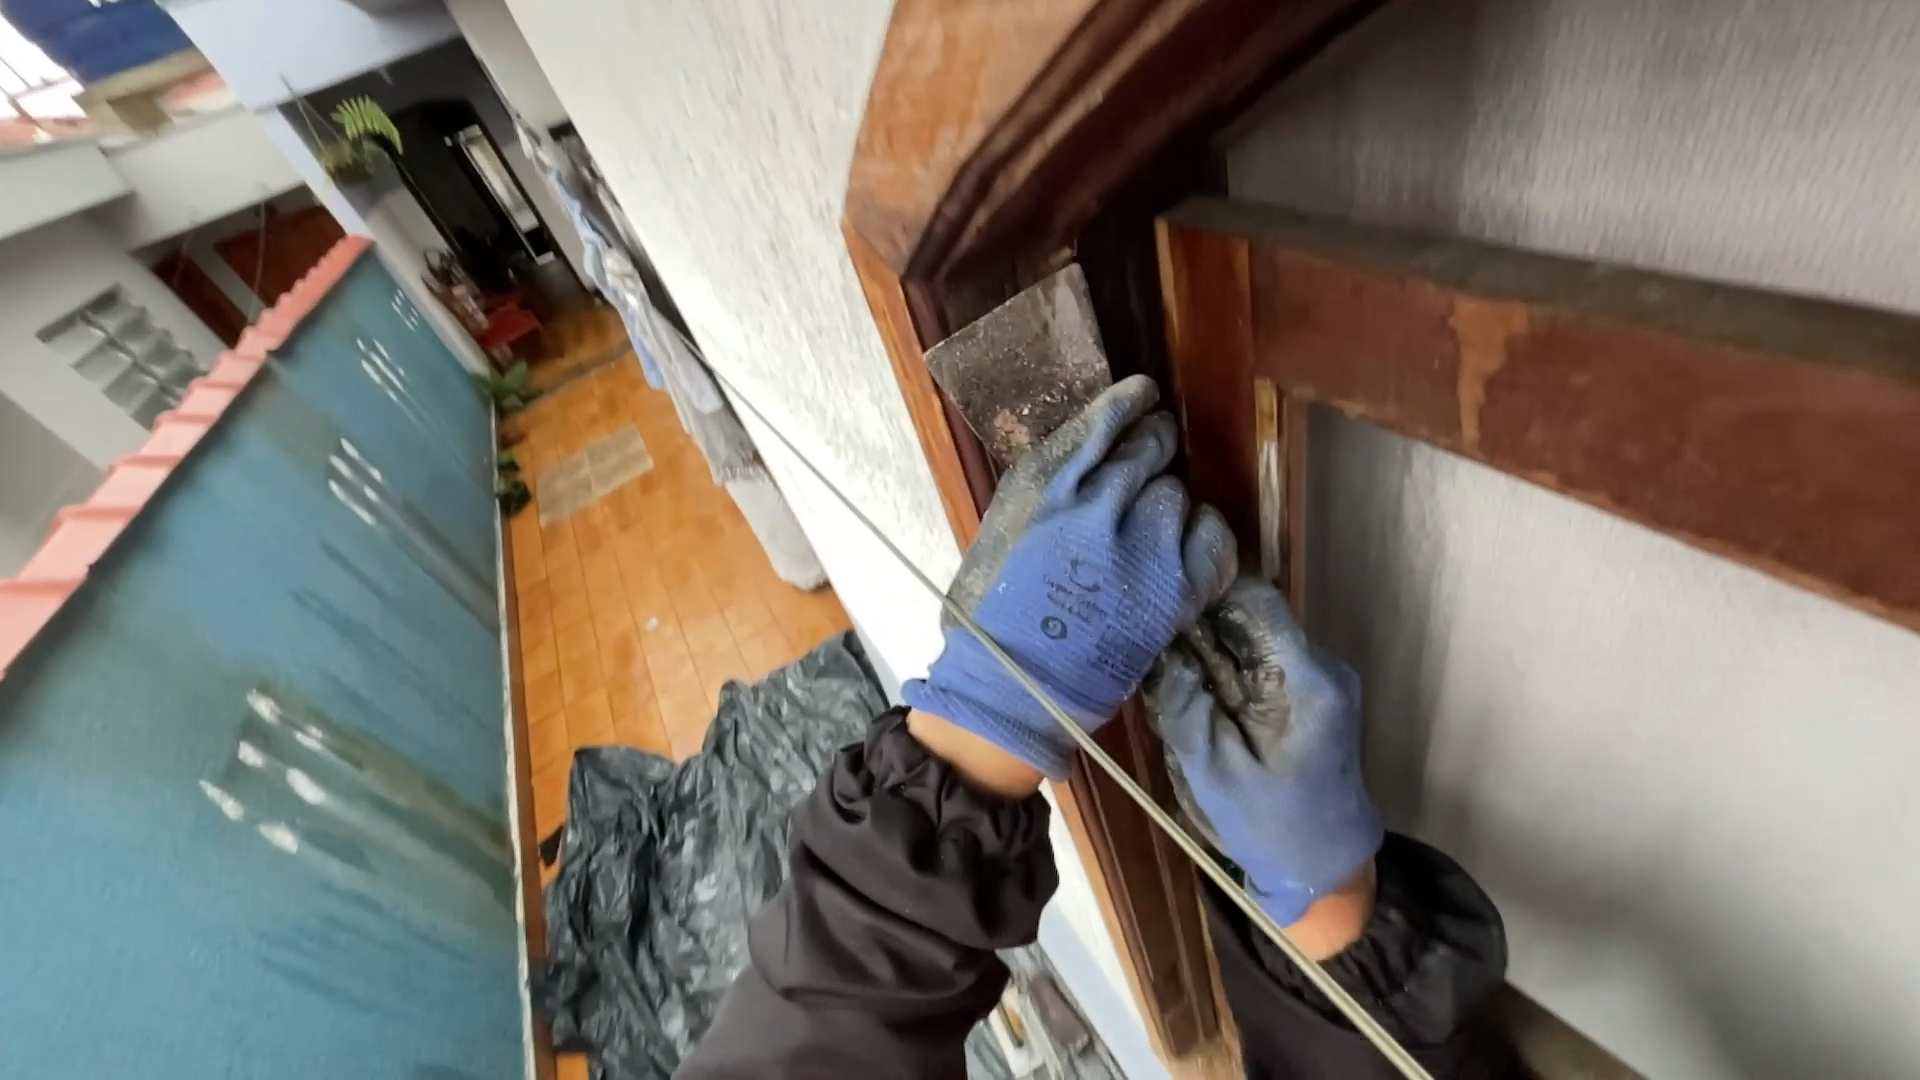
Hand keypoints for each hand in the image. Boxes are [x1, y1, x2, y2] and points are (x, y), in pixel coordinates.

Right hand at [903, 376, 1236, 778]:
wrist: (1012, 686)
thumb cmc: (990, 610)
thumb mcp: (1003, 526)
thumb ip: (1048, 487)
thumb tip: (1090, 458)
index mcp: (1045, 485)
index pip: (1104, 421)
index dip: (1130, 403)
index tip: (1144, 397)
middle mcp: (1097, 505)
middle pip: (1150, 449)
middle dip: (1154, 446)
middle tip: (1154, 455)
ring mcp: (1141, 548)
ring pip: (1178, 493)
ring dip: (1167, 502)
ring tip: (1152, 524)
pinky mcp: (1174, 590)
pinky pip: (1212, 537)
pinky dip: (1203, 533)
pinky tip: (1187, 541)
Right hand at [1145, 577, 1382, 926]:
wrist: (1327, 867)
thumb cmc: (1271, 826)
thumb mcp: (1214, 774)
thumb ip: (1183, 708)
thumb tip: (1160, 651)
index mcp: (1305, 681)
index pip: (1255, 598)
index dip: (1203, 590)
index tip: (1157, 607)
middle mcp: (1318, 664)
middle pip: (1248, 612)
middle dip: (1196, 625)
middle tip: (1153, 650)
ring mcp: (1316, 674)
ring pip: (1247, 632)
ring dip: (1206, 648)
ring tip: (1171, 678)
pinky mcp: (1306, 686)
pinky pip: (1254, 656)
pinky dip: (1221, 666)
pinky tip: (1199, 694)